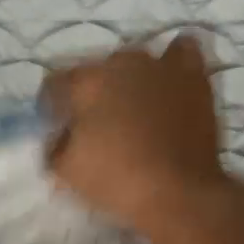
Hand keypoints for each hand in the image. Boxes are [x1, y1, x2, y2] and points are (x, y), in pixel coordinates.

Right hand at [43, 38, 233, 236]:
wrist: (176, 190)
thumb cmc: (115, 180)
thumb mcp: (66, 172)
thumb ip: (54, 147)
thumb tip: (58, 137)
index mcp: (86, 83)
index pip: (54, 84)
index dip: (50, 107)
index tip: (54, 128)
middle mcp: (122, 62)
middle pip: (95, 72)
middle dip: (89, 94)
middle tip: (93, 125)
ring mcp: (161, 65)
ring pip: (135, 62)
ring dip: (126, 80)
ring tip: (130, 108)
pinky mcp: (194, 76)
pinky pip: (180, 52)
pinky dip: (170, 65)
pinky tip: (166, 83)